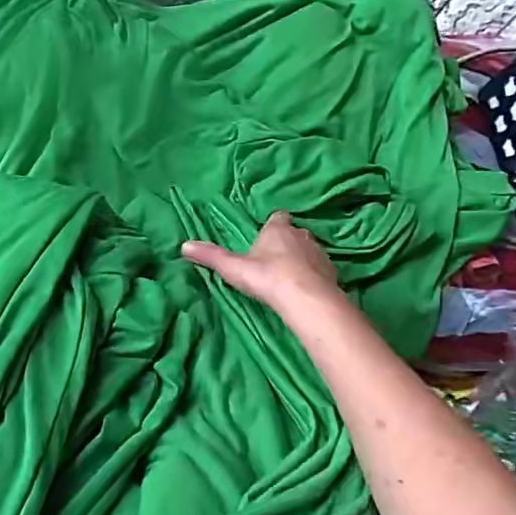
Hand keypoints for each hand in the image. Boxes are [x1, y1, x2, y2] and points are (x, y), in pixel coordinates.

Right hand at [181, 212, 342, 316]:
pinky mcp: (331, 272)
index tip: (266, 234)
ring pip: (309, 251)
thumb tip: (184, 246)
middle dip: (286, 243)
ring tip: (289, 276)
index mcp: (277, 229)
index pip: (277, 217)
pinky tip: (305, 289)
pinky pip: (320, 270)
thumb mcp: (233, 267)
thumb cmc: (267, 276)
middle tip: (274, 259)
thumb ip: (211, 256)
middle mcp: (301, 235)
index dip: (272, 225)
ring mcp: (319, 253)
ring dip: (301, 259)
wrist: (306, 297)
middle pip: (294, 234)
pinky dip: (313, 276)